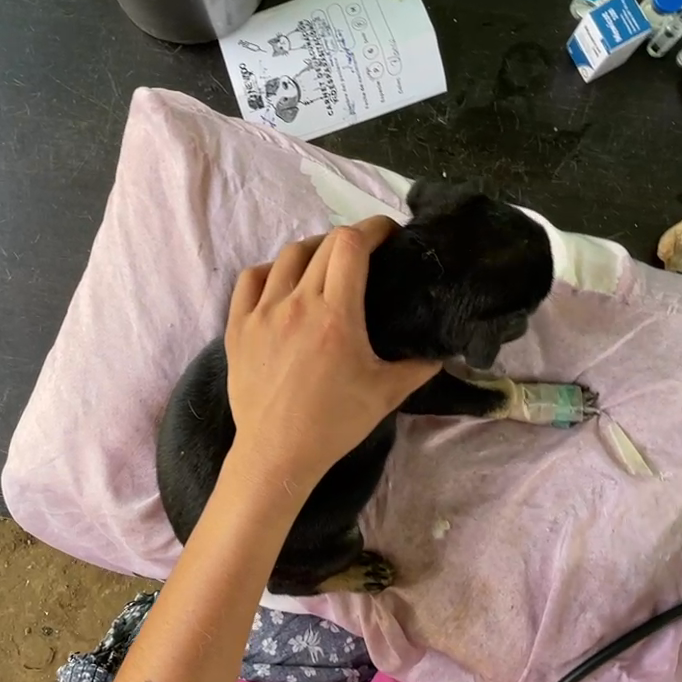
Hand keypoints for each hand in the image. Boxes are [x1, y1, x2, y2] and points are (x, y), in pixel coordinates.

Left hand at [222, 217, 440, 492]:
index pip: (351, 244)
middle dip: (349, 240)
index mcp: (336, 314)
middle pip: (322, 245)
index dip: (372, 228)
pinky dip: (269, 272)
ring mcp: (262, 313)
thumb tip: (444, 350)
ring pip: (286, 257)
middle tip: (364, 255)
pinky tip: (281, 283)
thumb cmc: (334, 424)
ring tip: (324, 266)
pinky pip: (250, 280)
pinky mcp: (237, 327)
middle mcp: (297, 303)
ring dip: (311, 252)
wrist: (277, 453)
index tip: (387, 235)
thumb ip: (419, 367)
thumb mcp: (386, 394)